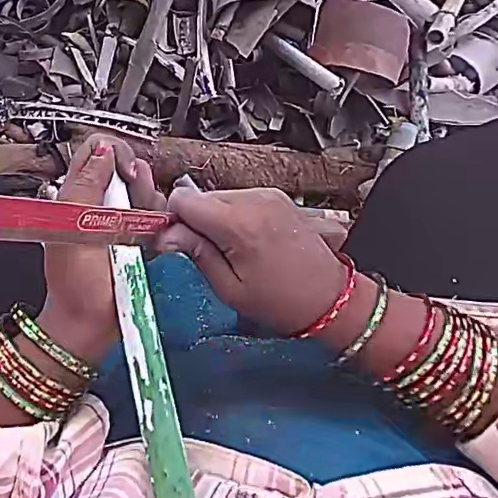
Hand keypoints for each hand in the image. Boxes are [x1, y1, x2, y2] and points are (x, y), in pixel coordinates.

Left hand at [39, 135, 162, 354]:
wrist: (91, 321)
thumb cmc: (74, 282)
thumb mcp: (72, 226)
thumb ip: (87, 183)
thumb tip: (104, 149)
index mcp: (75, 192)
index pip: (95, 148)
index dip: (113, 151)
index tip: (123, 171)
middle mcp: (100, 200)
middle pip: (126, 166)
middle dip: (136, 180)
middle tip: (131, 202)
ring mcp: (121, 218)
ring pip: (145, 190)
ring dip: (148, 202)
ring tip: (140, 225)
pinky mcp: (140, 235)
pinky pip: (157, 214)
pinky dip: (160, 219)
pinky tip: (153, 234)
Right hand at [153, 188, 349, 335]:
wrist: (331, 298)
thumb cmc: (282, 302)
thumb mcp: (230, 289)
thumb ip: (197, 254)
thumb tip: (166, 234)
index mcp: (238, 224)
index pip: (183, 199)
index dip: (175, 220)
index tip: (180, 242)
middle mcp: (253, 200)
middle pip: (200, 197)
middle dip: (197, 222)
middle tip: (210, 254)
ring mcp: (268, 195)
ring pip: (219, 197)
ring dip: (216, 219)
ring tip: (235, 251)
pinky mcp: (277, 196)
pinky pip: (239, 199)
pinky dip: (235, 216)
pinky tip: (248, 241)